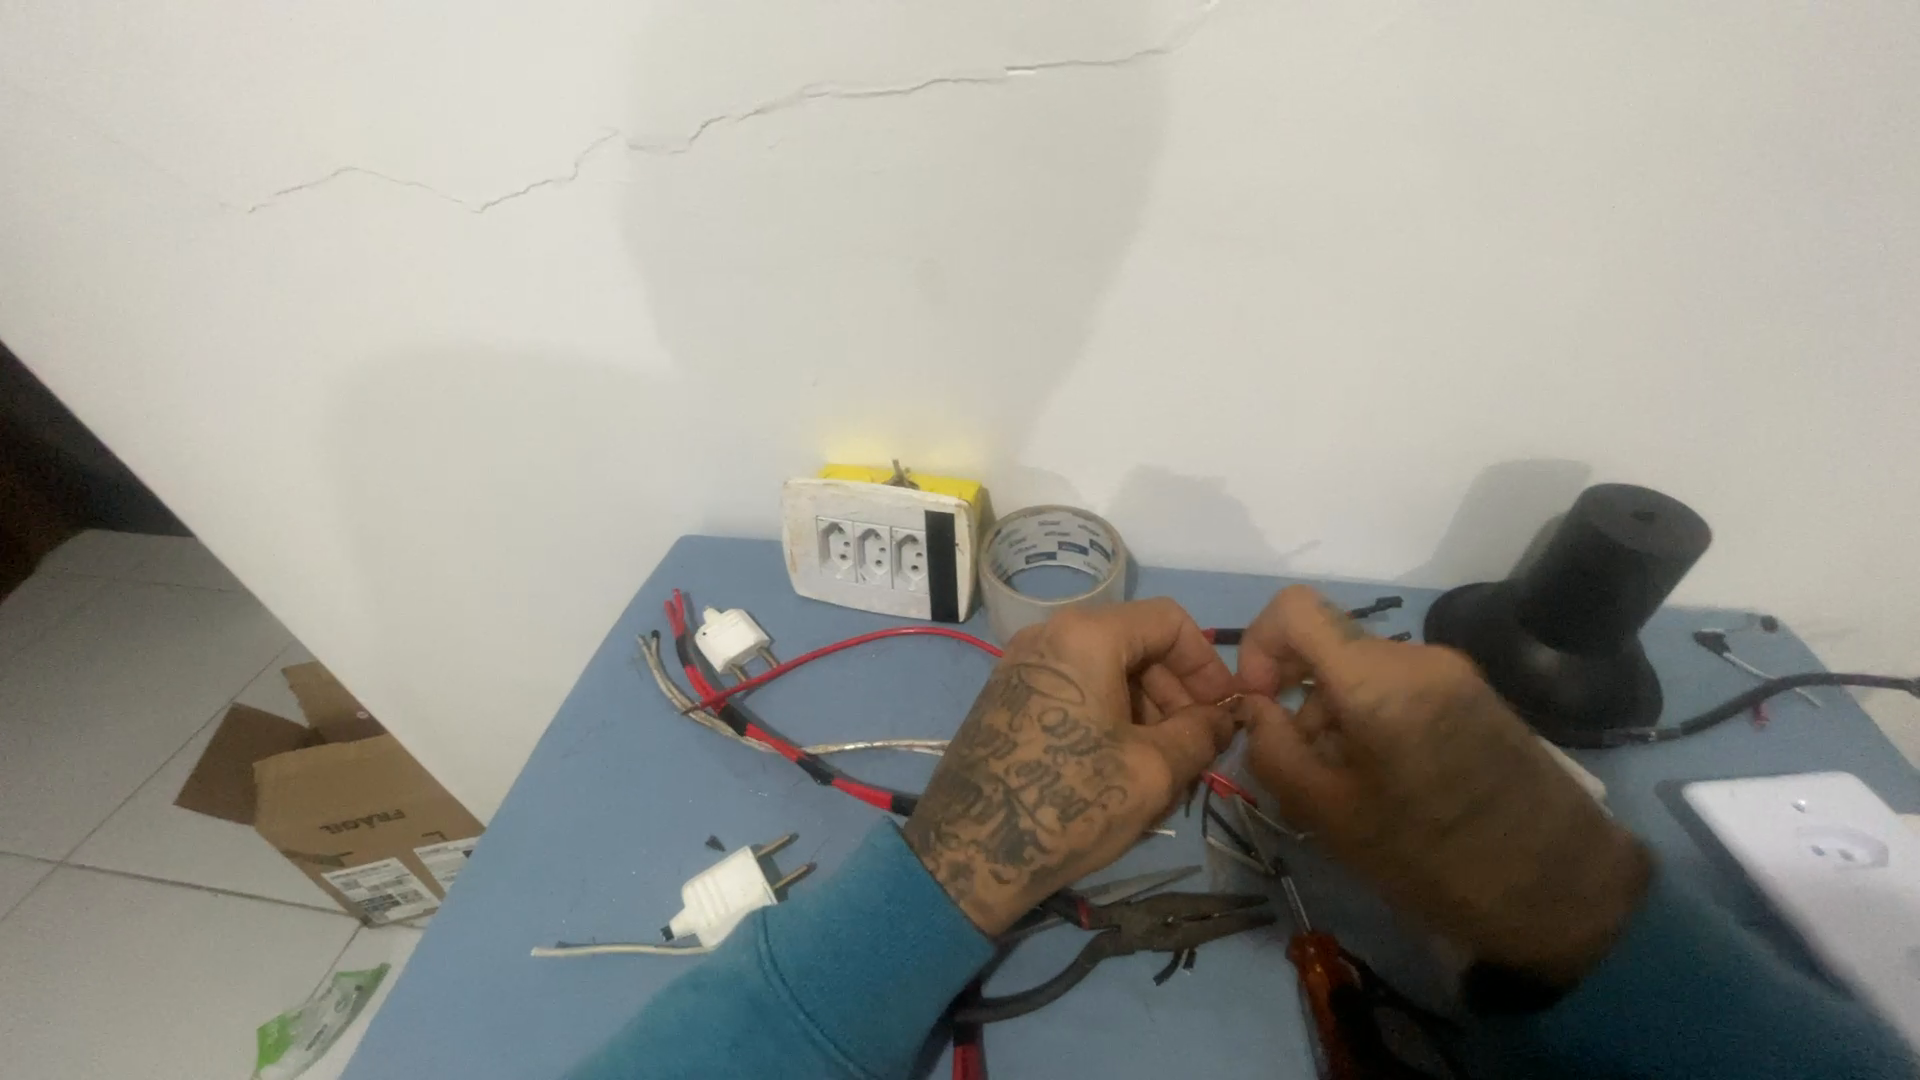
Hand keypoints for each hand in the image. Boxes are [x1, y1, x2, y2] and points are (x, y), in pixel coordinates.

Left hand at [903, 598, 1242, 934]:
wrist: (970, 847)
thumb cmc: (1069, 800)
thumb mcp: (1152, 770)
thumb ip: (1199, 734)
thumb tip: (1223, 718)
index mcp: (1086, 635)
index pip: (1168, 622)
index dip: (1207, 664)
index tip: (1223, 711)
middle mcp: (1049, 634)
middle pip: (1134, 643)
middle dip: (1175, 691)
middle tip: (1195, 746)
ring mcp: (1022, 664)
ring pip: (1104, 668)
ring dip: (1143, 707)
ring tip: (1161, 765)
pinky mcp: (1008, 694)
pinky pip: (1074, 687)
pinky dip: (1107, 713)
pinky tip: (1119, 764)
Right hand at [1237, 586, 1650, 986]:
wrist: (1568, 896)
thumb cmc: (1433, 858)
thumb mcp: (1327, 812)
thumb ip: (1271, 749)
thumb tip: (1255, 708)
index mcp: (1379, 679)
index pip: (1293, 608)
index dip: (1259, 643)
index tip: (1261, 700)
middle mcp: (1416, 658)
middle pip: (1325, 647)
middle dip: (1296, 695)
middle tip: (1300, 762)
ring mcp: (1451, 673)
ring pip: (1357, 669)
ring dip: (1332, 713)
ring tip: (1344, 783)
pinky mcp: (1472, 694)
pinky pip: (1395, 684)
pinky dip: (1367, 716)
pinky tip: (1382, 778)